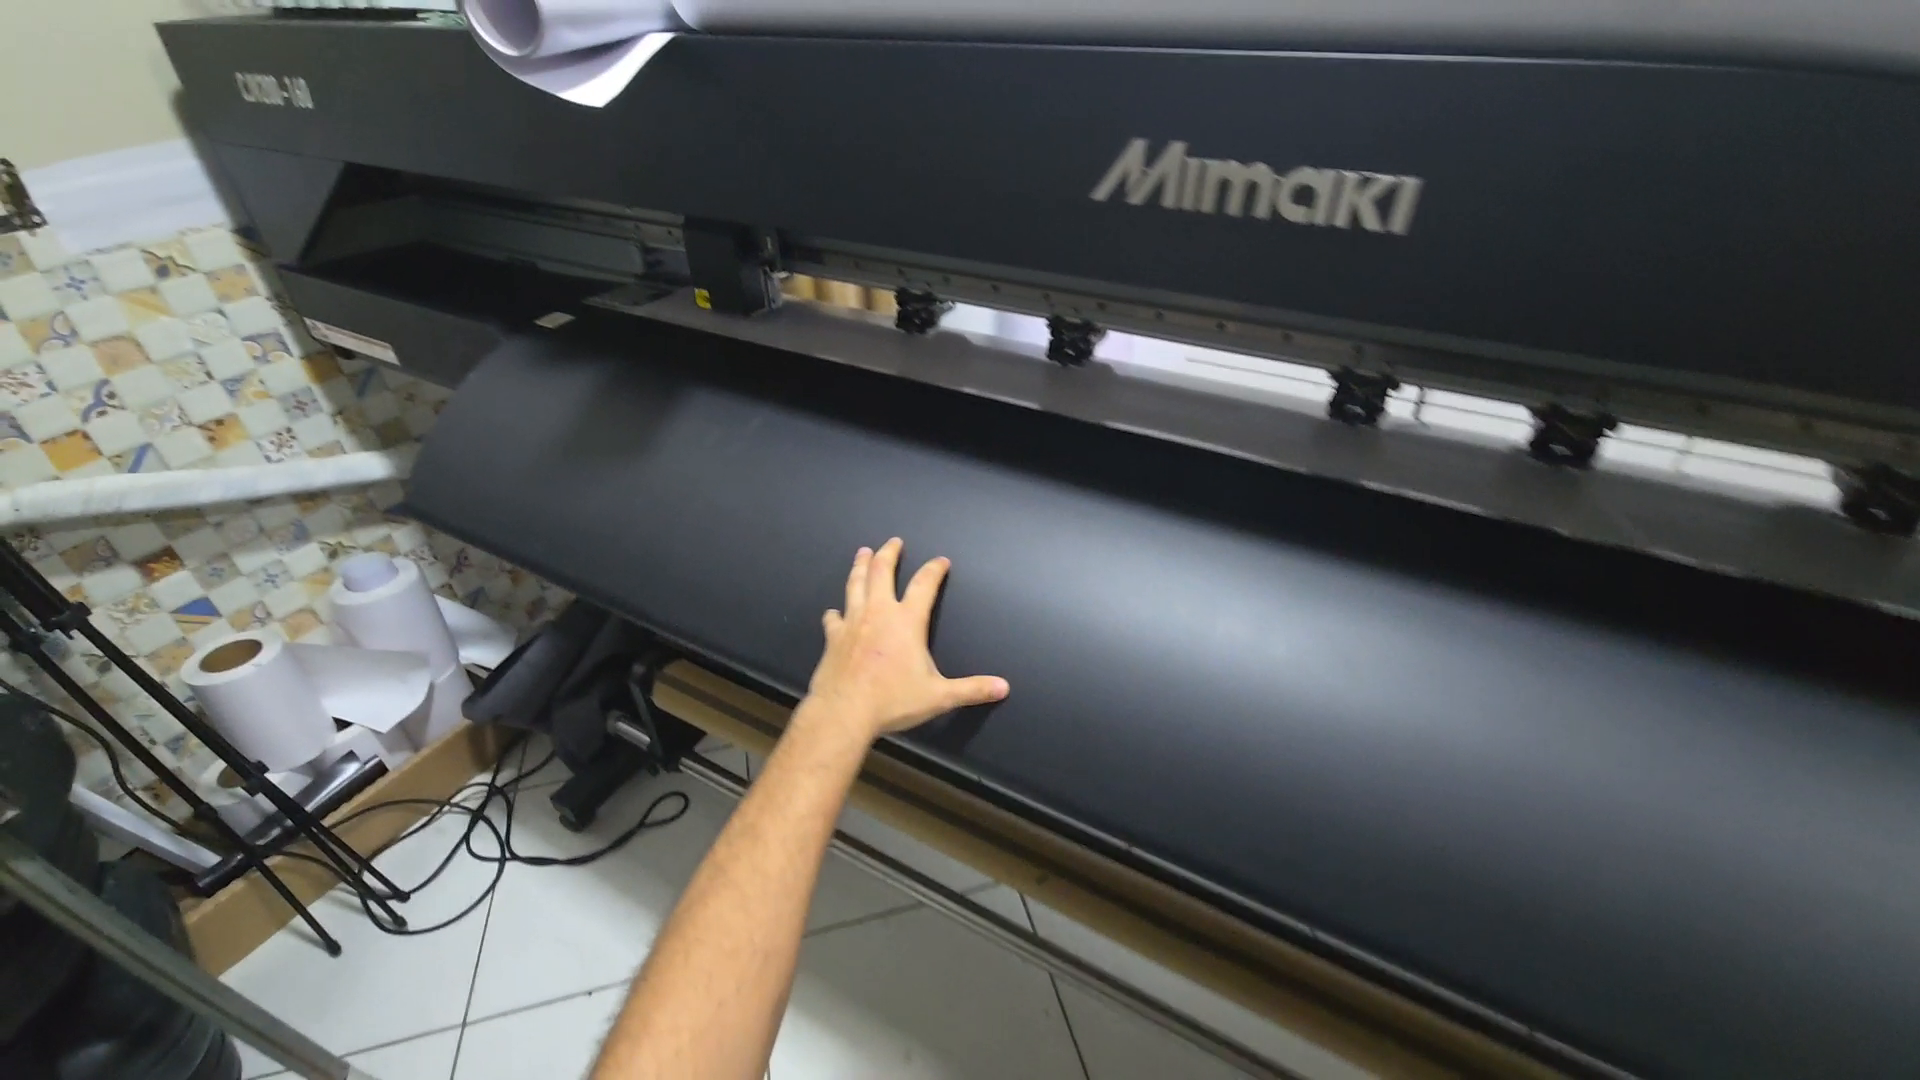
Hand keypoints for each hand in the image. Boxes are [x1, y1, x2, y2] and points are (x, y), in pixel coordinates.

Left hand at [803, 538, 1008, 741]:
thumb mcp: (939, 696)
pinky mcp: (832, 637)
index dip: (934, 569)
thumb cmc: (893, 700)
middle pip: (881, 571)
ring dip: (860, 566)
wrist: (844, 712)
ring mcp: (852, 622)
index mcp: (906, 621)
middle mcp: (878, 613)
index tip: (941, 561)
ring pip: (855, 584)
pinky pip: (833, 618)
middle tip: (894, 541)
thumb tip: (1003, 687)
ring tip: (862, 553)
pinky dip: (835, 612)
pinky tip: (833, 612)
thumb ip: (972, 689)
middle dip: (889, 553)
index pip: (924, 584)